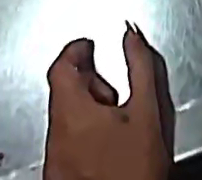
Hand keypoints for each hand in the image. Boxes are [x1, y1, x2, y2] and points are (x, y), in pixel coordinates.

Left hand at [45, 24, 173, 179]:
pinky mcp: (58, 179)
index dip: (75, 50)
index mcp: (72, 112)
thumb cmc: (135, 171)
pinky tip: (106, 144)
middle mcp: (56, 137)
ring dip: (85, 108)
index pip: (60, 66)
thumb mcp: (146, 111)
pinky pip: (64, 143)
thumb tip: (131, 36)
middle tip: (111, 88)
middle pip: (62, 92)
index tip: (90, 45)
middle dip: (87, 81)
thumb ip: (140, 66)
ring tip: (115, 120)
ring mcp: (54, 162)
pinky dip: (81, 133)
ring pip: (64, 119)